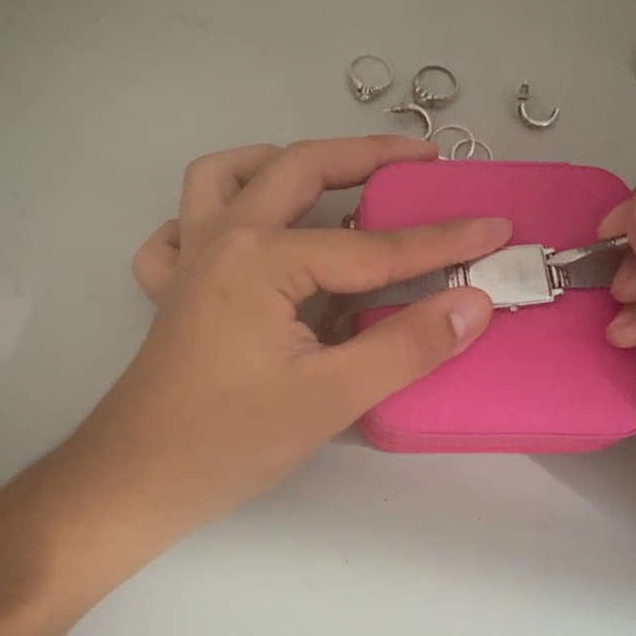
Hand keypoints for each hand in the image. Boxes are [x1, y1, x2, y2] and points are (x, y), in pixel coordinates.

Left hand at [81, 136, 510, 522]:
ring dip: (282, 163)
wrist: (136, 479)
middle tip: (422, 162)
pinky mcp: (174, 286)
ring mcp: (189, 256)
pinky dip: (217, 211)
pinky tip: (248, 234)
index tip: (498, 226)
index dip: (442, 239)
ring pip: (228, 174)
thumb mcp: (331, 397)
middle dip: (366, 156)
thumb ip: (408, 345)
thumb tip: (476, 302)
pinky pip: (184, 224)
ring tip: (332, 180)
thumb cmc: (230, 440)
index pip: (372, 246)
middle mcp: (222, 236)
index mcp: (263, 257)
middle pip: (298, 168)